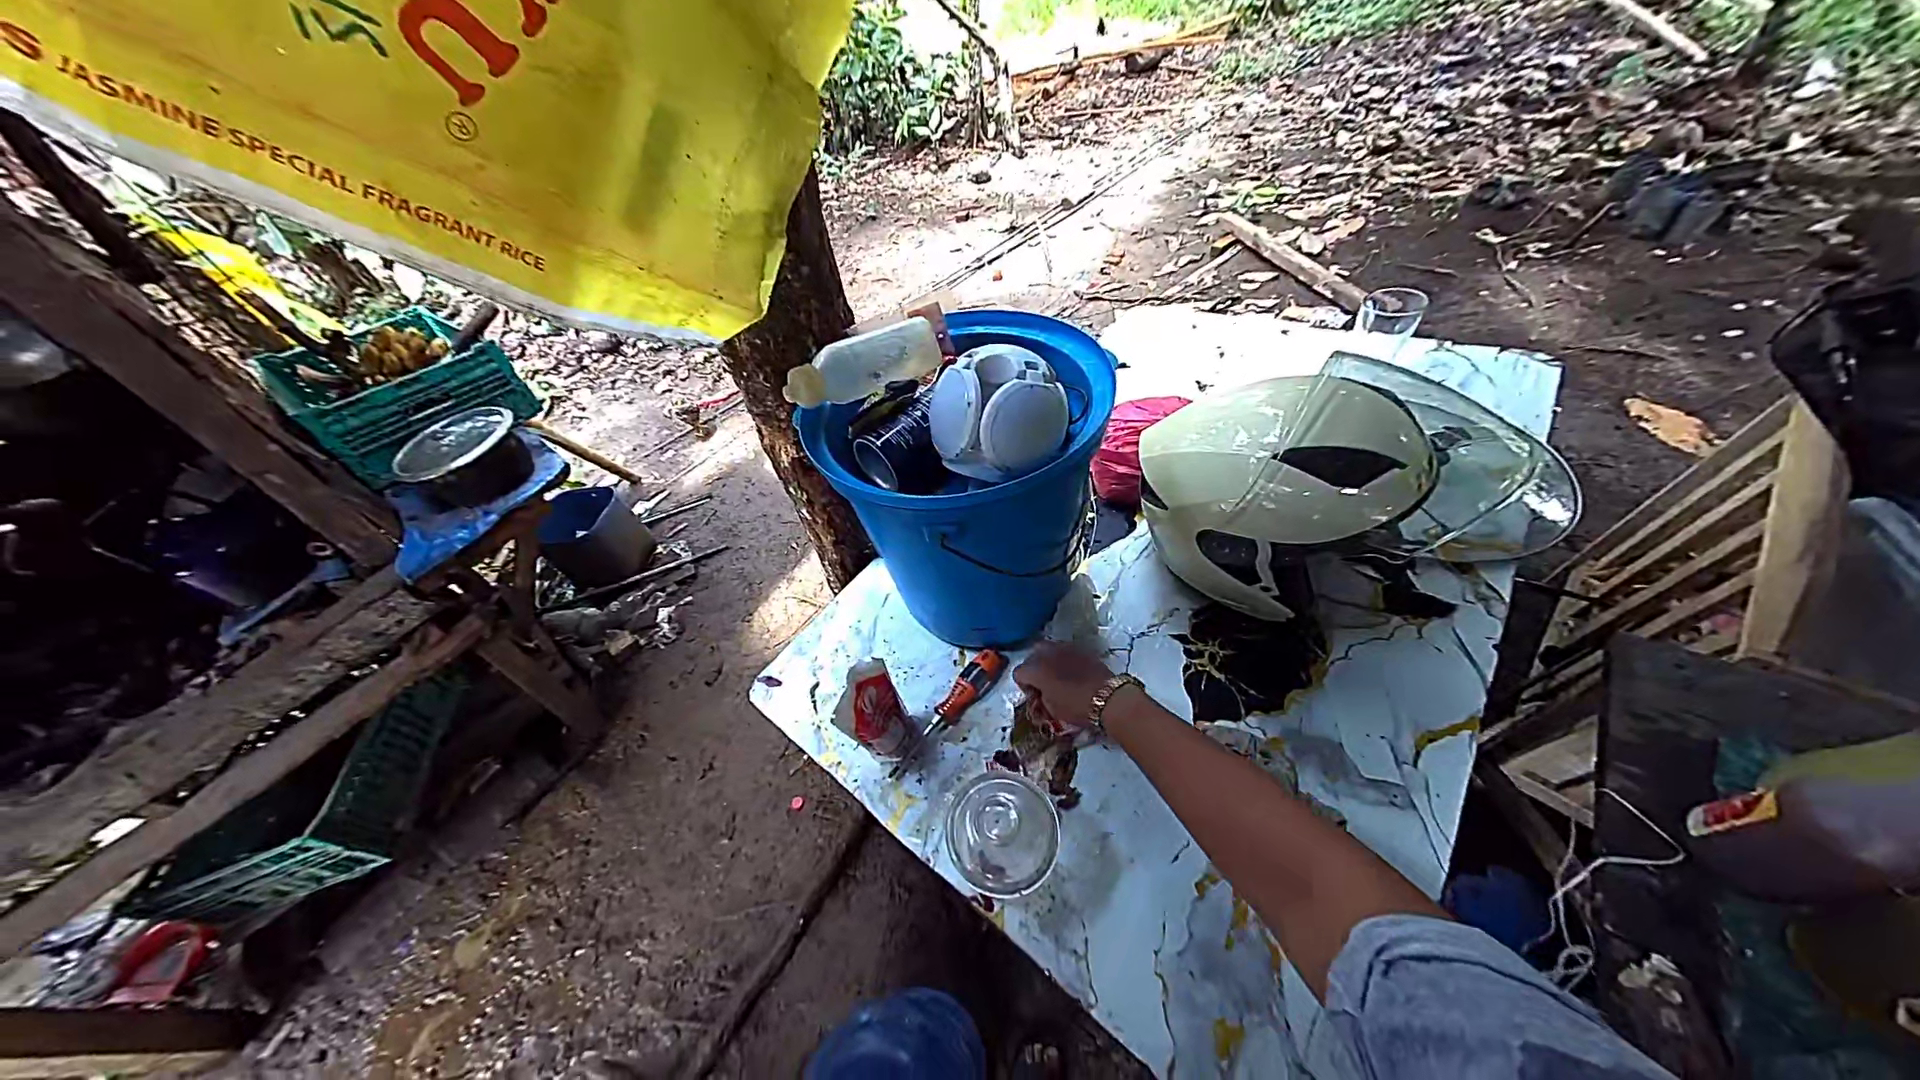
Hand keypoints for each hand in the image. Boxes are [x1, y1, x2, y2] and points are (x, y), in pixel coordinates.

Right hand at [1012, 641, 1117, 736]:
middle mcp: (1046, 653)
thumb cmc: (1076, 706)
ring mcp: (1064, 647)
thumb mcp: (1052, 709)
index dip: (1024, 686)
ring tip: (1058, 676)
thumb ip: (1040, 697)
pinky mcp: (1080, 648)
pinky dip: (1063, 659)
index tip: (1035, 696)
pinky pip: (1064, 650)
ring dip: (1048, 661)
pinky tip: (1072, 672)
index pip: (1018, 673)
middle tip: (1044, 685)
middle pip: (1031, 656)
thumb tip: (1041, 693)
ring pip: (1048, 649)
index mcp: (1035, 669)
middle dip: (1034, 669)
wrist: (1108, 697)